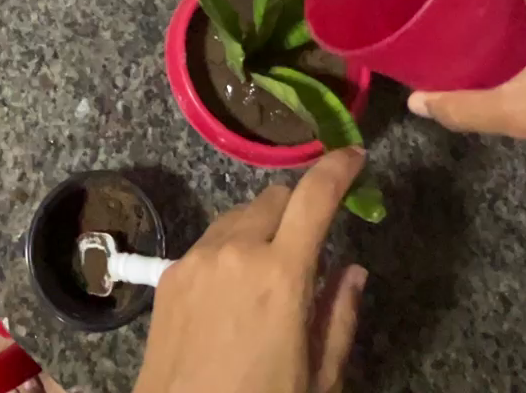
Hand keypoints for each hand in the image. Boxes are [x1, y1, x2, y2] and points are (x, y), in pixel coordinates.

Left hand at [133, 148, 368, 392]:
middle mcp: (236, 250)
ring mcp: (197, 257)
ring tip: (269, 277)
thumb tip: (352, 269)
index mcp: (281, 275)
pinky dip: (231, 249)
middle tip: (310, 248)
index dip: (337, 169)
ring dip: (263, 228)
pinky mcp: (171, 272)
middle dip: (300, 210)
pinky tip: (232, 294)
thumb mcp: (319, 378)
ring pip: (240, 216)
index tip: (354, 155)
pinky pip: (210, 241)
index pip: (314, 199)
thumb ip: (339, 316)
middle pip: (276, 198)